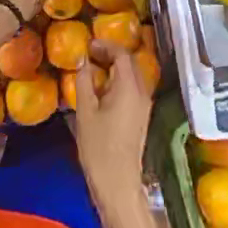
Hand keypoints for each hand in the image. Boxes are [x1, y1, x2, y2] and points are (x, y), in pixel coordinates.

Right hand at [72, 40, 150, 203]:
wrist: (118, 183)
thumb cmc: (98, 147)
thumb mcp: (85, 112)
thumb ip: (84, 83)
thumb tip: (83, 62)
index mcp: (130, 87)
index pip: (122, 54)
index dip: (105, 46)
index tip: (88, 45)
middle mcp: (142, 91)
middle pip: (130, 63)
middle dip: (111, 55)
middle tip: (89, 55)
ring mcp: (145, 105)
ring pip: (132, 76)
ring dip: (115, 69)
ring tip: (92, 71)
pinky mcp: (142, 116)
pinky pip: (133, 89)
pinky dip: (118, 82)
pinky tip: (102, 91)